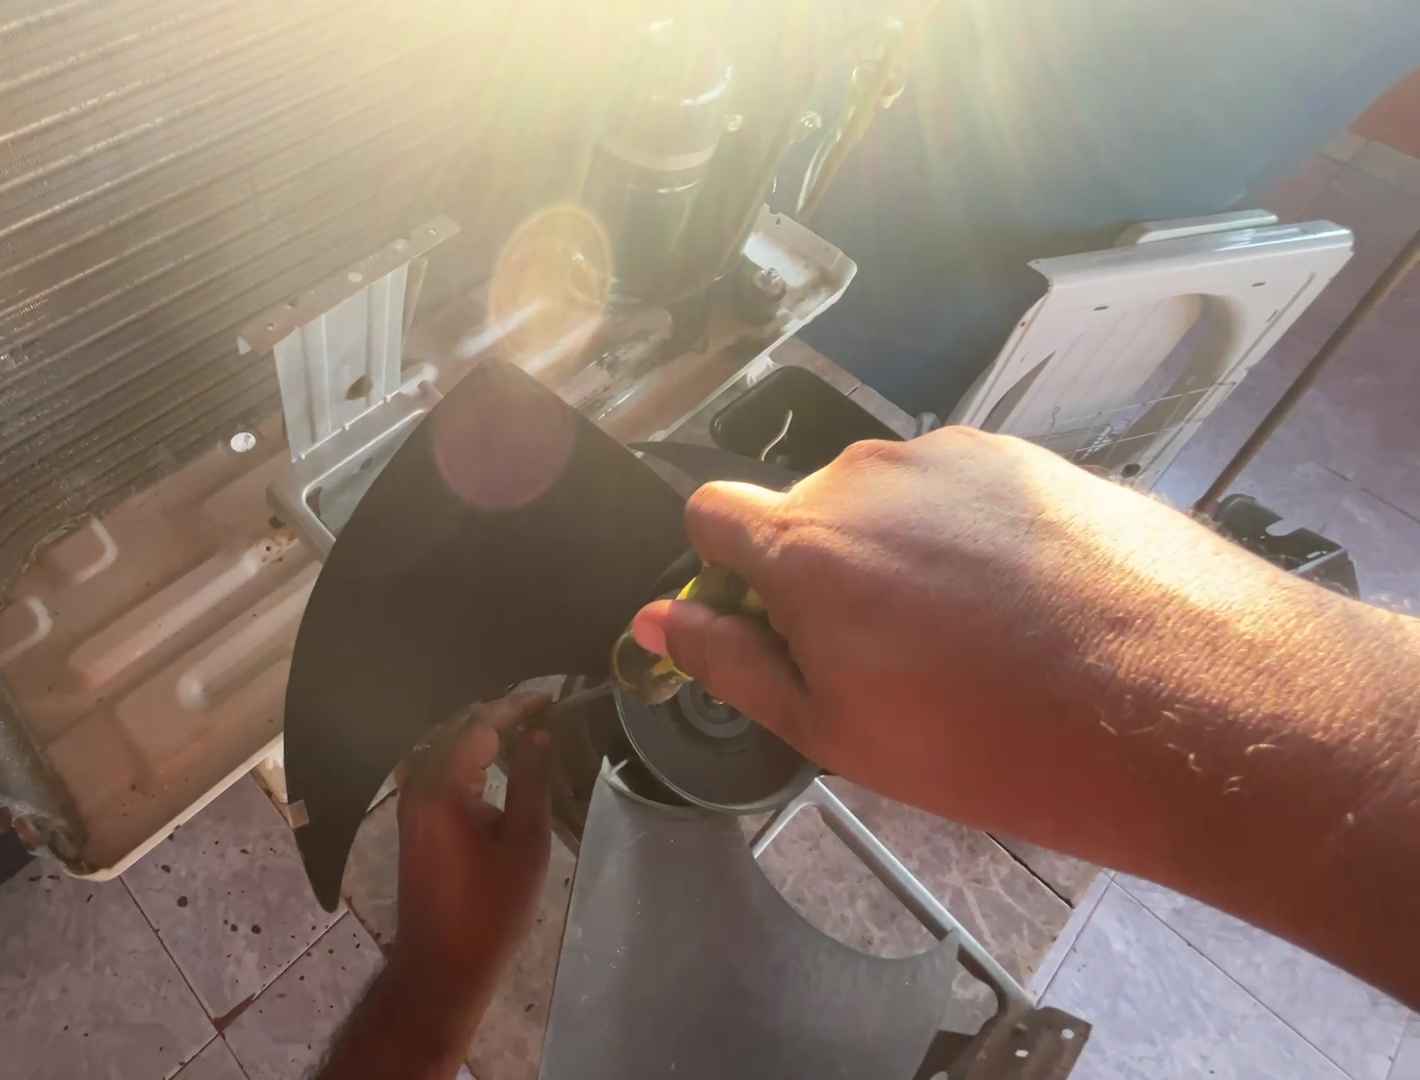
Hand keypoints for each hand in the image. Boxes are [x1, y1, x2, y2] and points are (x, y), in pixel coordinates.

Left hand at [317, 693, 553, 1079]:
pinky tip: (483, 754)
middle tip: (537, 708)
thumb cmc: (491, 908)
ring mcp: (408, 798)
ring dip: (477, 728)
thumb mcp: (525, 844)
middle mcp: (419, 783)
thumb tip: (538, 736)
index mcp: (445, 787)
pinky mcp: (409, 814)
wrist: (441, 962)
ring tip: (517, 724)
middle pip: (456, 727)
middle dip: (496, 712)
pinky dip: (460, 748)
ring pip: (442, 742)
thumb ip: (530, 781)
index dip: (516, 706)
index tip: (548, 696)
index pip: (481, 726)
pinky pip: (432, 762)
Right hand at [628, 427, 1373, 836]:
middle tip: (873, 644)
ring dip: (877, 545)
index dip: (716, 564)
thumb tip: (655, 618)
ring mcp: (945, 455)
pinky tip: (1010, 588)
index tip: (761, 615)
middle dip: (805, 566)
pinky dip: (945, 526)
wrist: (1204, 709)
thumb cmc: (986, 739)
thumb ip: (724, 660)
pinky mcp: (1017, 453)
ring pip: (868, 496)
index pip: (707, 510)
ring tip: (954, 620)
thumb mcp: (826, 726)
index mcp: (800, 543)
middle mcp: (860, 476)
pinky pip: (940, 484)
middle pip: (793, 510)